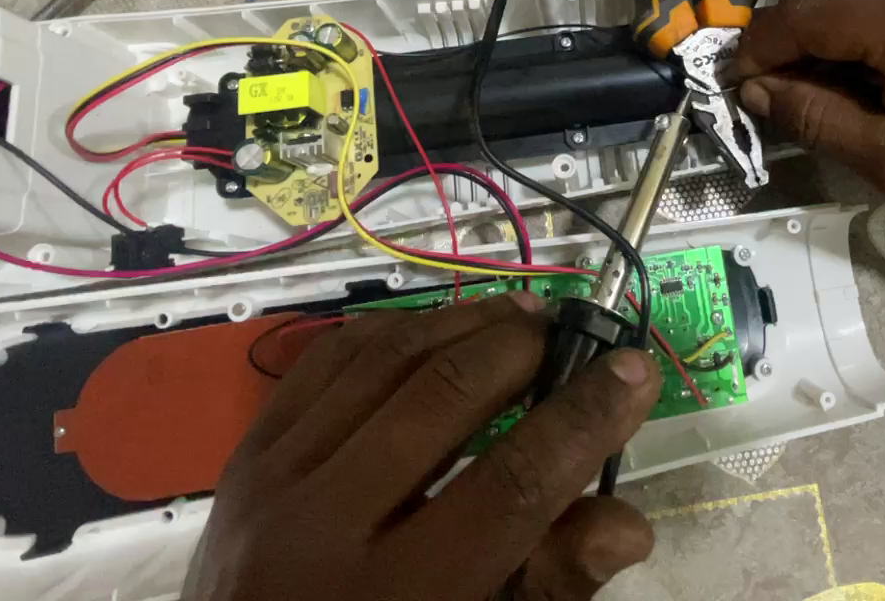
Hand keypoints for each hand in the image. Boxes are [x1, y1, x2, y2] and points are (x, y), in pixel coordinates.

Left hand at [184, 293, 662, 600]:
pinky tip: (444, 325)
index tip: (636, 370)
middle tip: (569, 334)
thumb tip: (628, 520)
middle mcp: (318, 531)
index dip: (585, 418)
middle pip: (445, 397)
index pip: (511, 485)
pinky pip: (334, 356)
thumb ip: (549, 585)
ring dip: (469, 320)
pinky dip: (399, 327)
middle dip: (524, 350)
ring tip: (522, 312)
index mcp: (391, 600)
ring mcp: (273, 481)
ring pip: (389, 357)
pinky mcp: (248, 451)